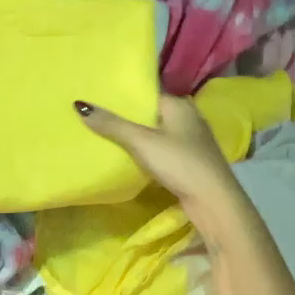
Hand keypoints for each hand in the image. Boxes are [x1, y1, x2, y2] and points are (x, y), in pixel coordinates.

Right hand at [74, 94, 244, 216]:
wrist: (214, 201)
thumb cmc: (180, 163)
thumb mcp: (142, 142)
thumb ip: (112, 125)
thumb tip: (80, 105)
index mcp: (179, 104)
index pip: (146, 93)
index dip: (122, 96)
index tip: (97, 97)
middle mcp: (188, 117)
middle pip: (150, 112)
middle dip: (126, 116)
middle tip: (96, 116)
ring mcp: (191, 140)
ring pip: (157, 131)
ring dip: (136, 135)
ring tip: (106, 135)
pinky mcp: (190, 160)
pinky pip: (162, 148)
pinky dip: (147, 150)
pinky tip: (131, 155)